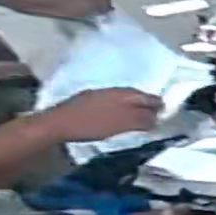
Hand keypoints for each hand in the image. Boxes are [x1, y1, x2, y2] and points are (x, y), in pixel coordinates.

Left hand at [36, 88, 162, 141]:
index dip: (160, 108)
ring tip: (131, 121)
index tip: (161, 120)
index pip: (153, 98)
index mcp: (126, 93)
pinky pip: (110, 102)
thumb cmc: (93, 125)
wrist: (54, 125)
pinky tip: (113, 118)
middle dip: (146, 108)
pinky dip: (117, 110)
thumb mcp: (125, 125)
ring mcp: (97, 93)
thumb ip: (145, 120)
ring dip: (131, 109)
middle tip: (148, 122)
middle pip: (138, 97)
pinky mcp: (85, 100)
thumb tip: (158, 118)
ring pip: (124, 100)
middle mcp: (114, 90)